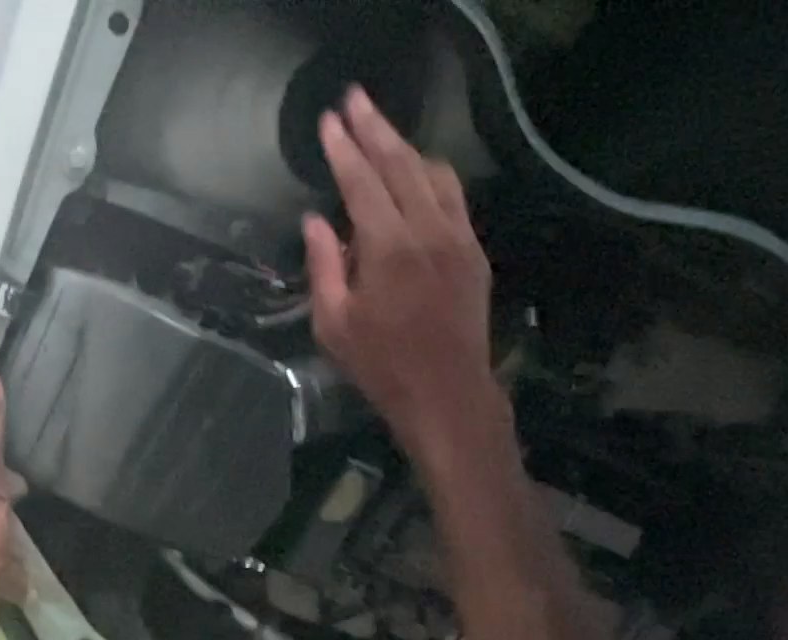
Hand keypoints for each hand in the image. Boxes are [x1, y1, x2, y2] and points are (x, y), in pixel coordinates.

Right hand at [303, 87, 503, 457]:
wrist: (445, 393)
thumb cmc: (379, 366)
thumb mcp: (333, 323)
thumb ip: (323, 266)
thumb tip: (314, 222)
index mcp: (387, 249)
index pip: (362, 183)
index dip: (343, 150)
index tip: (328, 122)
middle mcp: (428, 231)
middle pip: (401, 164)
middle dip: (375, 129)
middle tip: (355, 99)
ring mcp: (457, 237)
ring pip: (433, 173)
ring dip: (405, 148)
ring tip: (381, 133)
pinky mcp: (473, 250)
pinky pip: (453, 197)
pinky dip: (431, 175)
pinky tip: (416, 174)